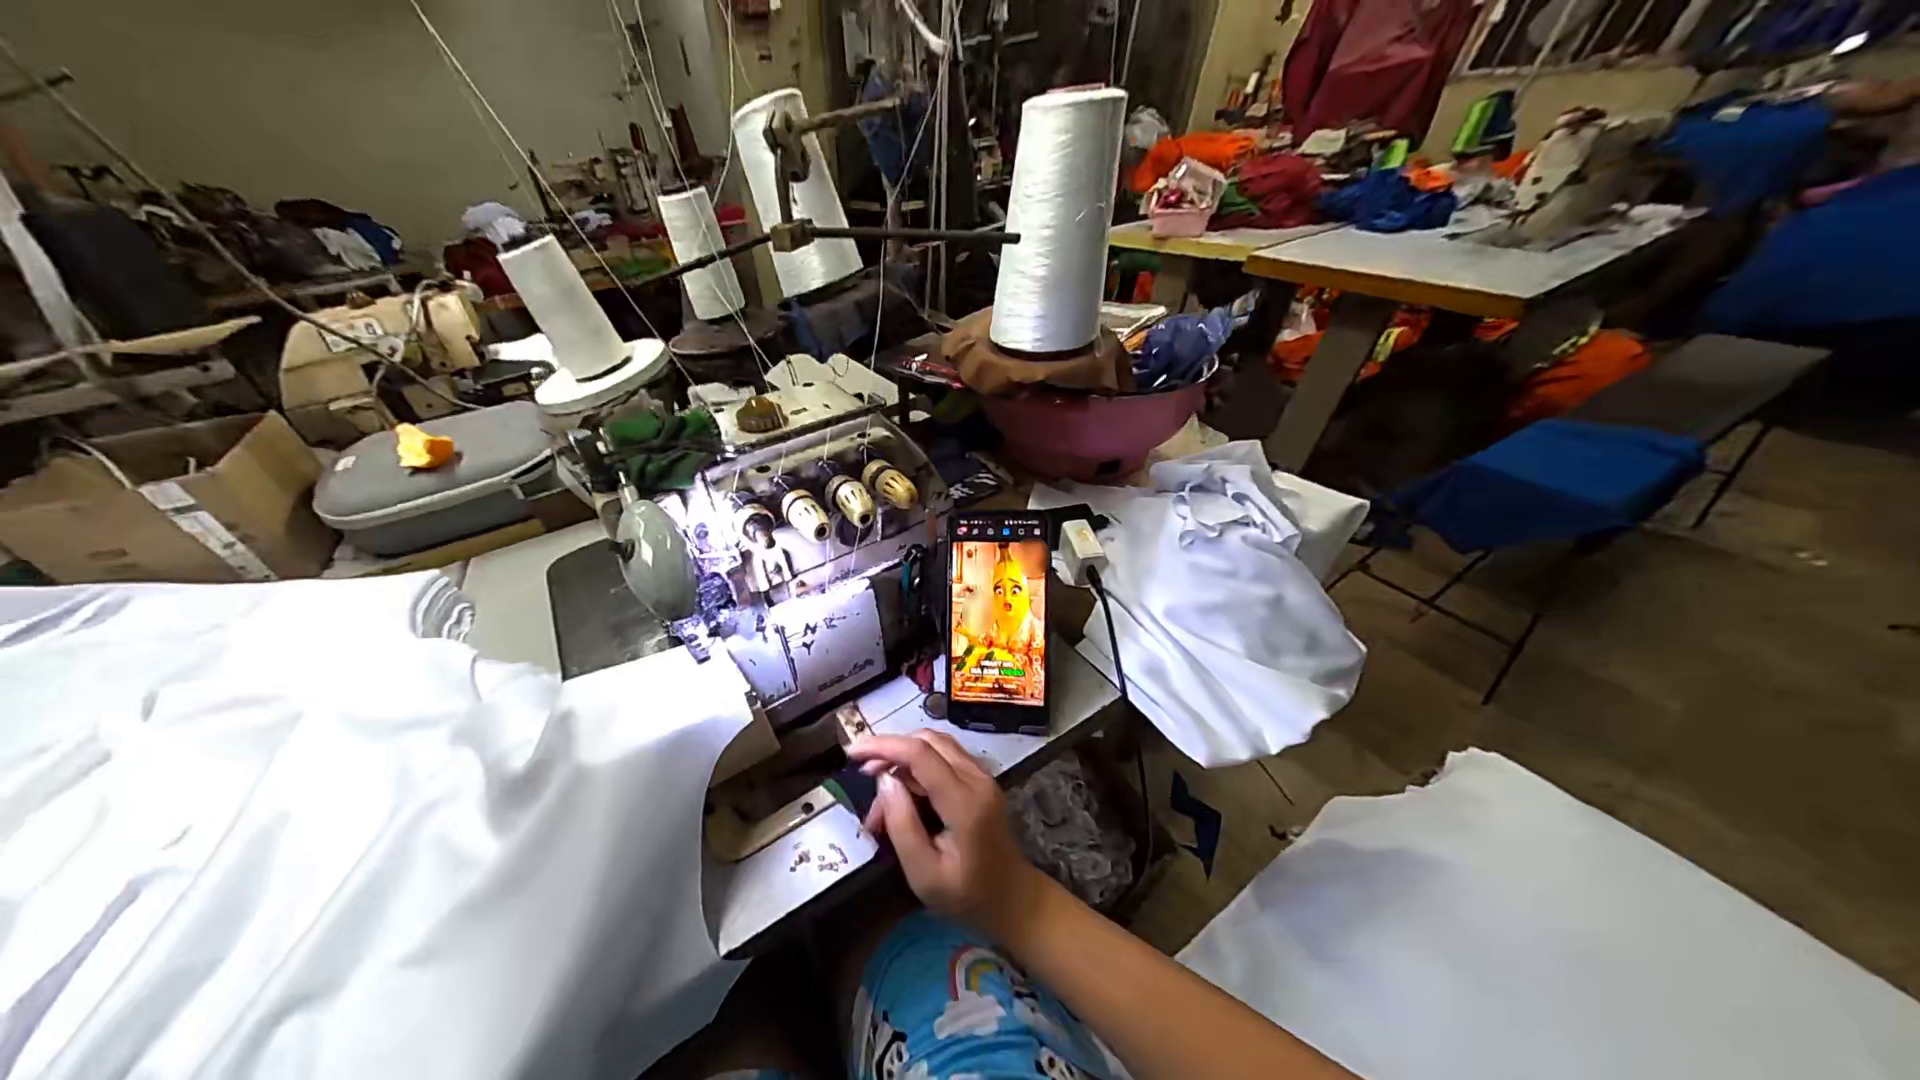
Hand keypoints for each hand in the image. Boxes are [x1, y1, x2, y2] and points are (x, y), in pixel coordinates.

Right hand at [848, 730, 1046, 938]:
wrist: (1012, 899)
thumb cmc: (966, 895)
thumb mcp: (924, 874)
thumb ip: (902, 825)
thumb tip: (884, 781)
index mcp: (965, 802)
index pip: (920, 754)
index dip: (883, 746)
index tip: (852, 752)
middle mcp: (977, 779)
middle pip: (928, 740)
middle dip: (890, 752)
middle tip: (866, 782)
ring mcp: (982, 776)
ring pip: (936, 744)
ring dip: (903, 759)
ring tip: (883, 796)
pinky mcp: (981, 779)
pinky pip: (945, 755)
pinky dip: (919, 764)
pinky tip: (905, 792)